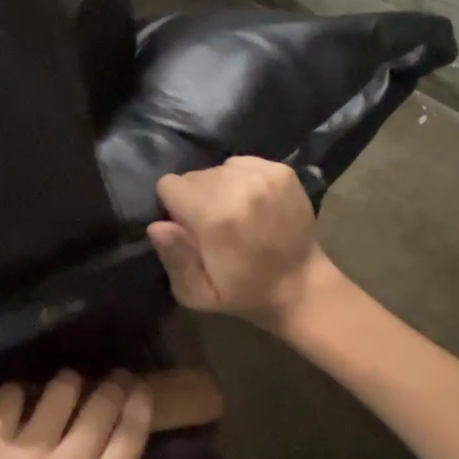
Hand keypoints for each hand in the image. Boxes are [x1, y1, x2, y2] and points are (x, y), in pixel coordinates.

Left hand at [0, 371, 152, 458]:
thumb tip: (115, 438)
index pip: (130, 433)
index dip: (139, 402)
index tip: (140, 386)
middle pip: (101, 405)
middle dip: (113, 384)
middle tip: (114, 376)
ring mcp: (28, 450)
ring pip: (60, 389)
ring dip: (70, 382)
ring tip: (69, 383)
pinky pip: (11, 395)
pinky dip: (20, 392)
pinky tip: (24, 399)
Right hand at [147, 156, 339, 328]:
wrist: (302, 285)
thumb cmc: (243, 293)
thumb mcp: (197, 293)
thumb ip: (174, 258)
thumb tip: (157, 225)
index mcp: (215, 216)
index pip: (169, 184)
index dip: (173, 208)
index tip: (189, 229)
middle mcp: (239, 186)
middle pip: (193, 176)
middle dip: (196, 198)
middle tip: (214, 227)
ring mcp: (264, 175)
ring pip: (217, 168)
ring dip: (218, 188)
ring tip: (236, 215)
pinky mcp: (282, 170)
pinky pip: (241, 164)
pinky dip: (240, 180)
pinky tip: (253, 205)